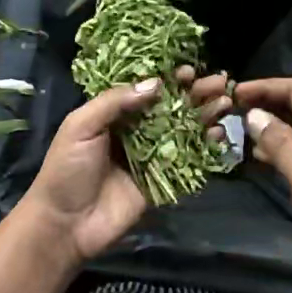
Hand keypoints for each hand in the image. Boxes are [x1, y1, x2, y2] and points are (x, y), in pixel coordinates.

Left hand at [21, 70, 234, 263]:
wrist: (65, 223)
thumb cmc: (67, 168)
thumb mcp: (81, 125)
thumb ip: (115, 102)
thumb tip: (156, 82)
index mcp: (112, 114)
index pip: (144, 90)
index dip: (167, 78)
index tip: (189, 69)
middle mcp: (134, 131)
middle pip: (169, 107)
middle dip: (193, 94)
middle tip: (219, 82)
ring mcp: (149, 156)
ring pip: (182, 130)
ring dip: (203, 115)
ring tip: (225, 102)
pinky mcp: (161, 181)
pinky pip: (186, 160)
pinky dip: (204, 147)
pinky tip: (219, 134)